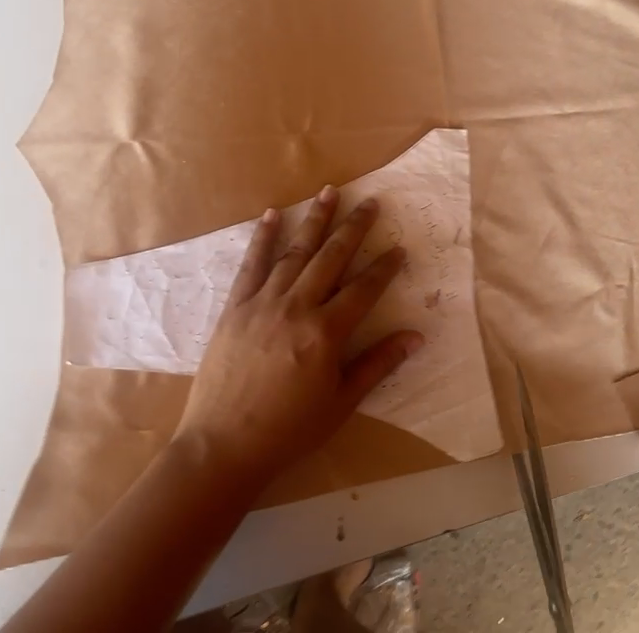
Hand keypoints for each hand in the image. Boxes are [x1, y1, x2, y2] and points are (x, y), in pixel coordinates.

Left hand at [171, 186, 422, 487]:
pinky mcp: (235, 307)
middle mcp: (297, 307)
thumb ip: (378, 363)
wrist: (222, 446)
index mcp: (326, 333)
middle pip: (332, 257)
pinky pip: (252, 264)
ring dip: (315, 219)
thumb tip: (417, 337)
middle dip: (354, 228)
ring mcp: (263, 303)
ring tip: (330, 191)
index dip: (385, 268)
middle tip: (371, 202)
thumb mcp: (341, 402)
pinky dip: (264, 237)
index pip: (364, 289)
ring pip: (295, 252)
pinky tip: (273, 214)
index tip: (400, 248)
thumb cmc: (289, 430)